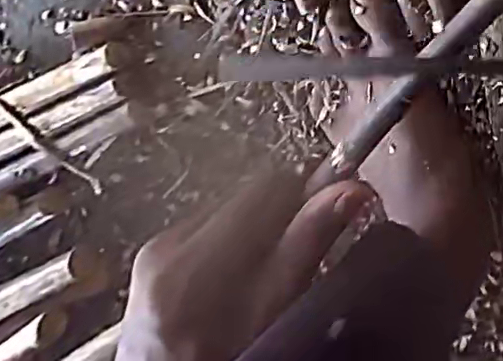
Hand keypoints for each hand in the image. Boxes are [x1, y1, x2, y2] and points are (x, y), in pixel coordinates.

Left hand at [118, 169, 374, 360]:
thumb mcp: (277, 317)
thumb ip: (308, 245)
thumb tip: (352, 187)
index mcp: (197, 271)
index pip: (268, 186)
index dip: (308, 189)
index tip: (336, 202)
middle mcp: (167, 251)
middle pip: (248, 192)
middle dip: (284, 210)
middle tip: (310, 240)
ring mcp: (154, 251)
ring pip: (231, 206)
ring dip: (259, 224)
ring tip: (271, 266)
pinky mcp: (150, 253)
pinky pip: (207, 223)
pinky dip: (232, 238)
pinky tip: (239, 273)